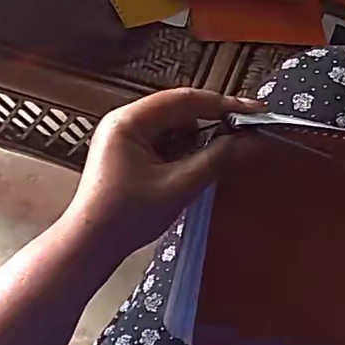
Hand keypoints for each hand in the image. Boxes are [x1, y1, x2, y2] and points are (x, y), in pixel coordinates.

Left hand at [62, 88, 263, 260]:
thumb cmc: (122, 217)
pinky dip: (187, 151)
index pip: (186, 99)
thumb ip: (216, 160)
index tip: (253, 111)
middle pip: (182, 111)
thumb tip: (249, 142)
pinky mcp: (131, 154)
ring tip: (222, 155)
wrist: (91, 245)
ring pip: (177, 127)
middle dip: (214, 122)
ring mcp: (127, 138)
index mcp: (129, 121)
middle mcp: (125, 122)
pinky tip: (197, 168)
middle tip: (246, 132)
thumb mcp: (178, 187)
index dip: (224, 104)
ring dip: (201, 139)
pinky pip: (168, 142)